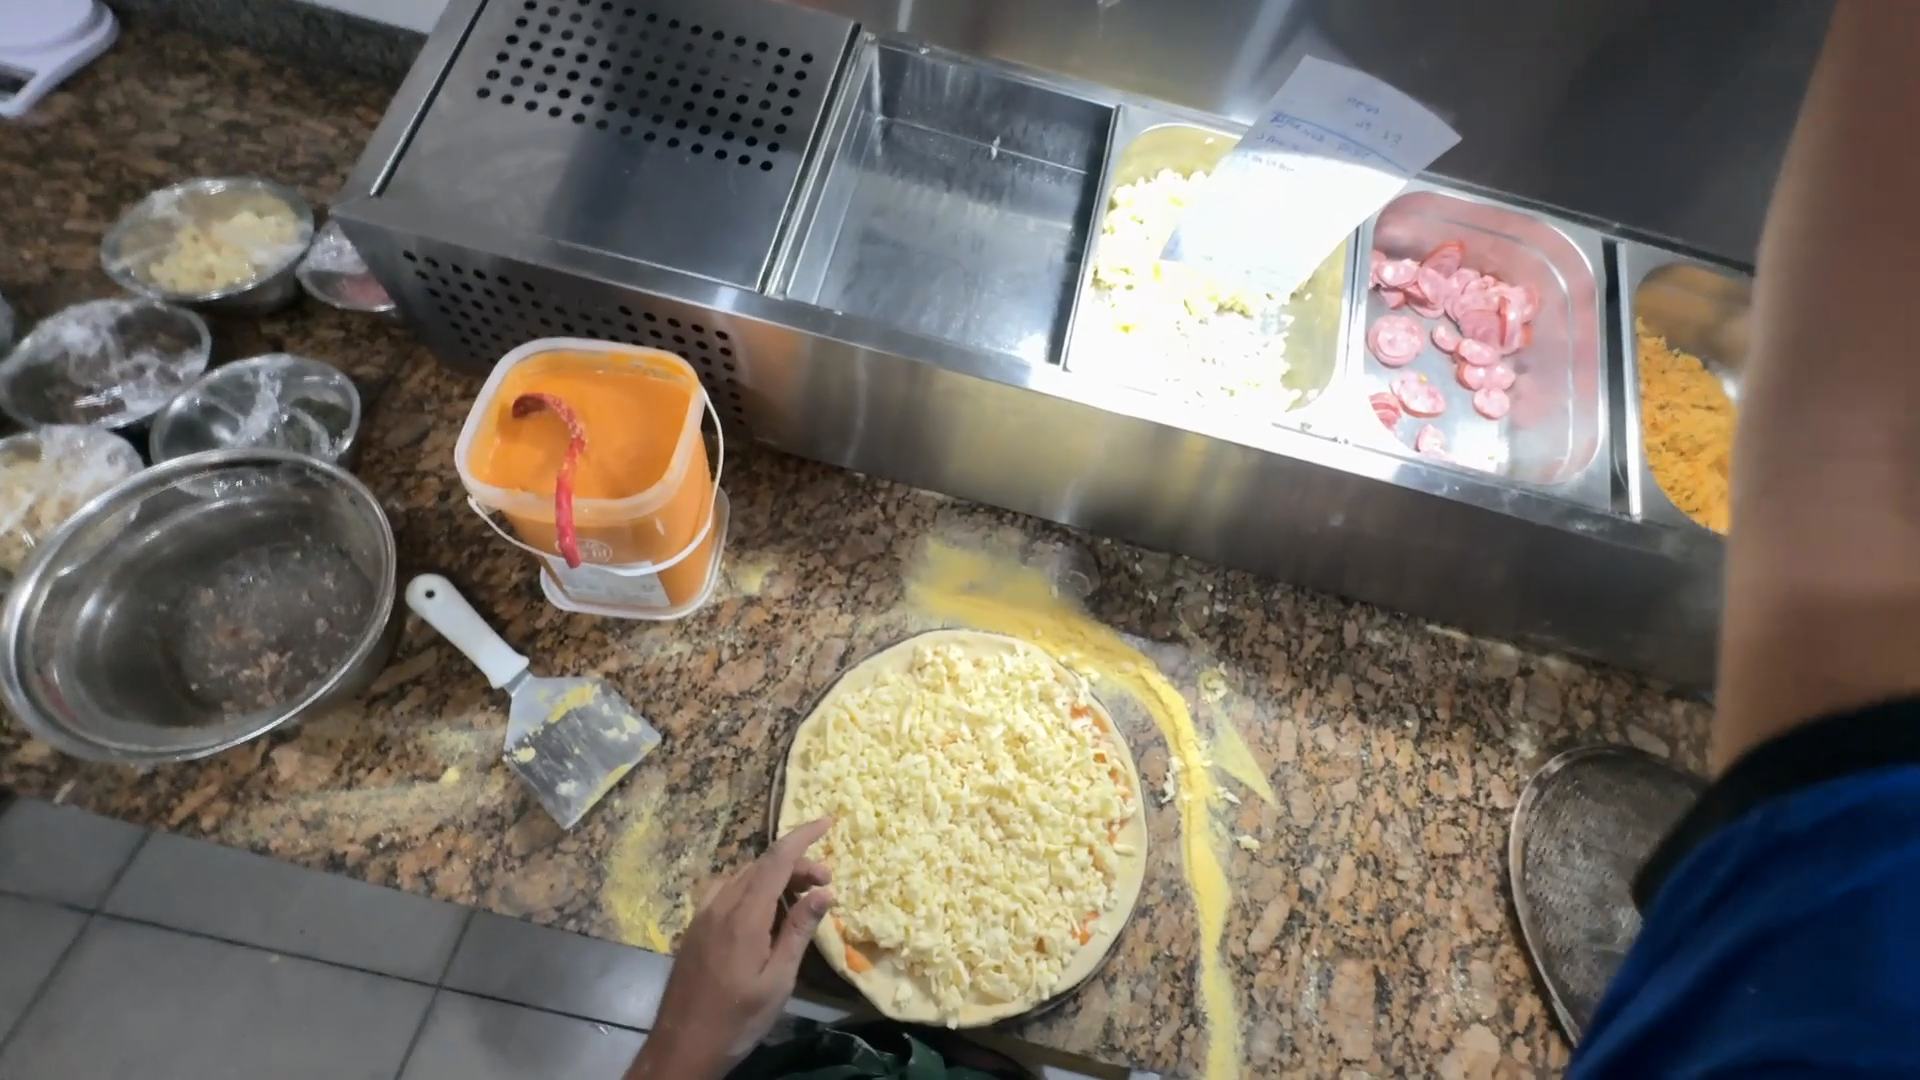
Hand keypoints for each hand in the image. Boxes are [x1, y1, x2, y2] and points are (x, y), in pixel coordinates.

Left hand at [625, 817, 834, 1079]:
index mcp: (744, 915)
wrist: (679, 1050)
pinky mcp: (695, 927)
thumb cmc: (735, 1020)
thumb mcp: (778, 981)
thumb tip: (825, 890)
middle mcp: (721, 904)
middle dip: (798, 865)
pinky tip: (763, 911)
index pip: (778, 859)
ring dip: (775, 876)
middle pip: (763, 865)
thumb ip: (800, 930)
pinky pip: (728, 889)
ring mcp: (704, 914)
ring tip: (799, 900)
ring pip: (745, 874)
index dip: (803, 835)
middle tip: (825, 886)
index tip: (827, 821)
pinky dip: (753, 886)